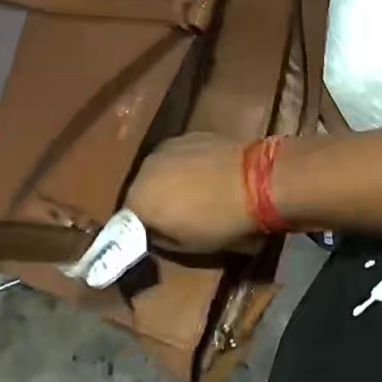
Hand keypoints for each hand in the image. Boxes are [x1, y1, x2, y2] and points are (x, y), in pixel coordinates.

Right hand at [124, 132, 257, 253]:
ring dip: (167, 180)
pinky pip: (177, 155)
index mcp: (138, 200)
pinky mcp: (187, 134)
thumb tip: (154, 231)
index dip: (141, 228)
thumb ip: (160, 238)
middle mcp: (144, 168)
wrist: (254, 179)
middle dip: (153, 200)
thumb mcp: (185, 246)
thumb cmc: (218, 221)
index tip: (155, 235)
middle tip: (173, 214)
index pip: (126, 219)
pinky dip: (184, 164)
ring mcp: (166, 147)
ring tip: (190, 192)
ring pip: (158, 168)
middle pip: (140, 188)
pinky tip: (204, 173)